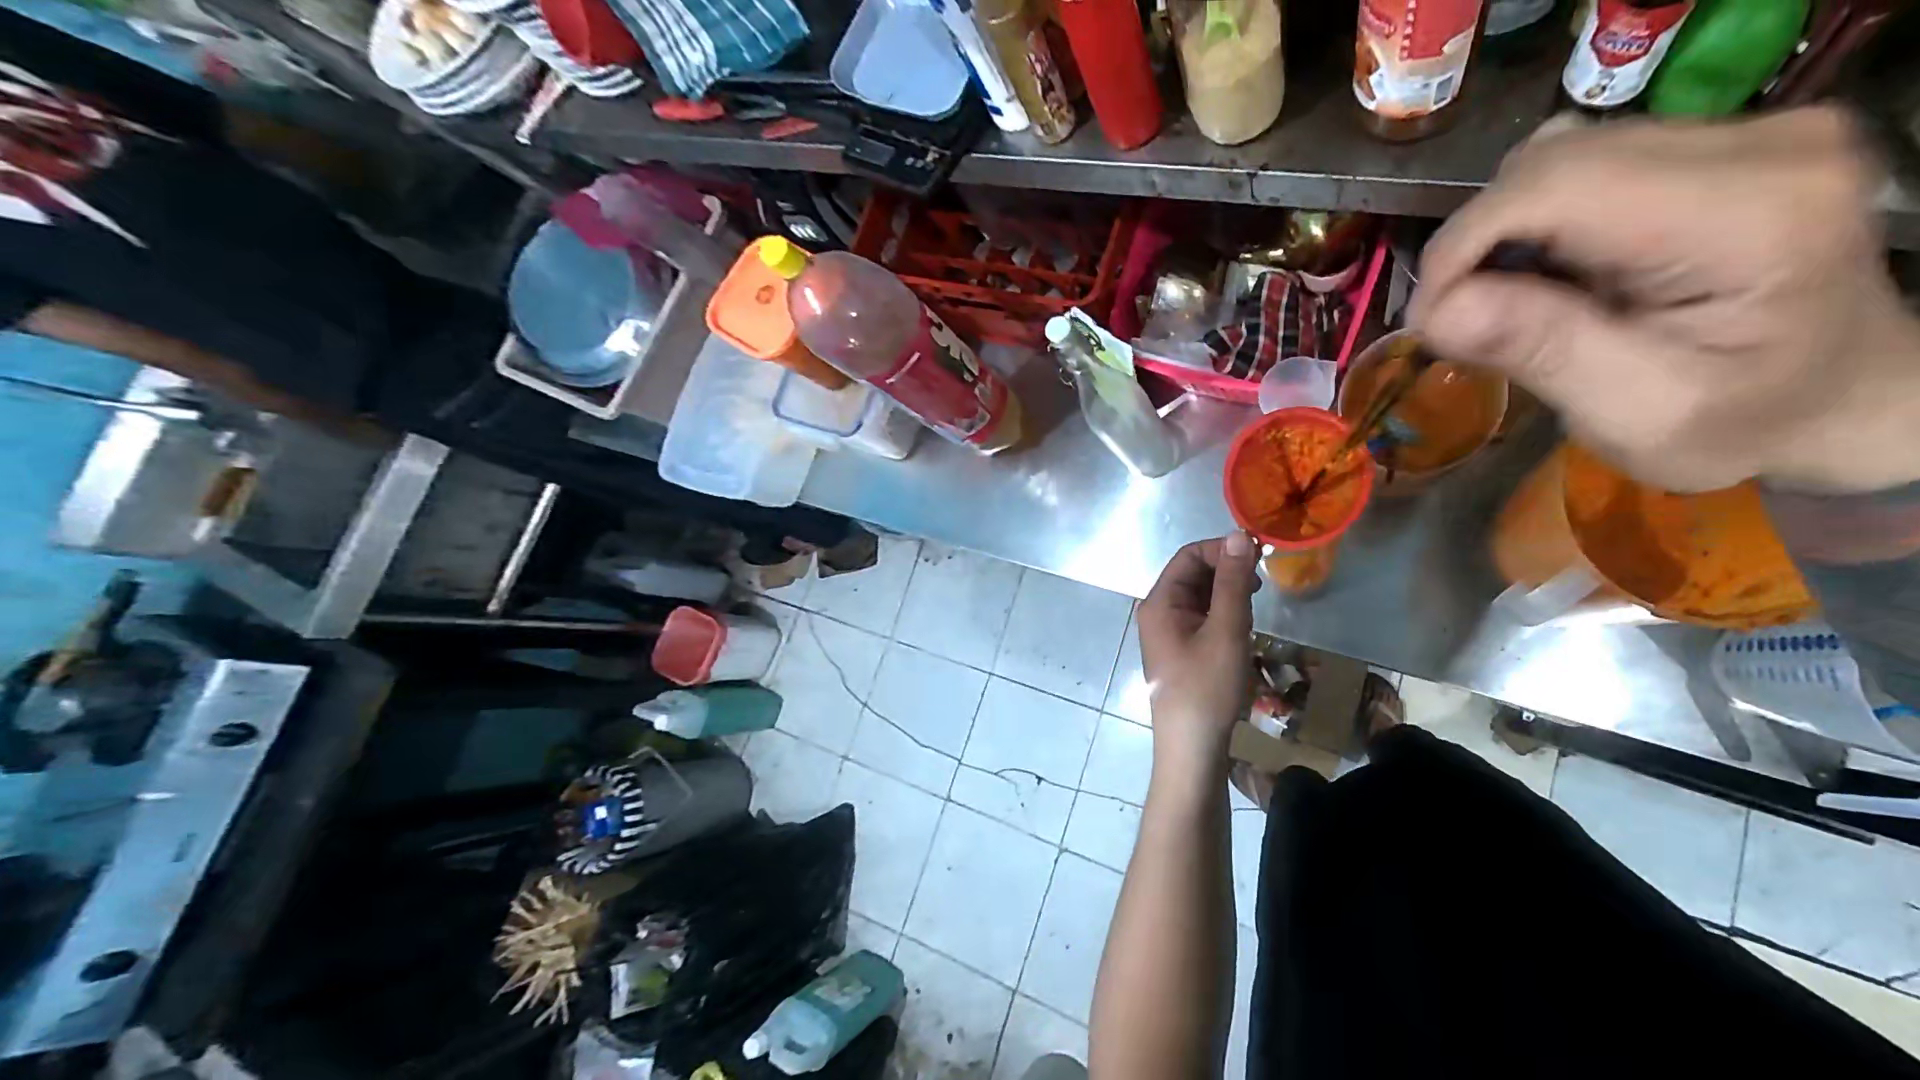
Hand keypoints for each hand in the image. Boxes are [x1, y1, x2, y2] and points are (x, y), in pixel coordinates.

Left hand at [1137, 534, 1258, 769]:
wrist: (1192, 748)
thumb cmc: (1207, 687)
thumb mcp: (1226, 630)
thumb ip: (1233, 582)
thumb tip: (1239, 535)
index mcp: (1159, 602)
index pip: (1188, 556)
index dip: (1222, 549)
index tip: (1259, 557)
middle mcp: (1157, 612)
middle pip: (1192, 574)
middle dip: (1226, 571)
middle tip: (1260, 585)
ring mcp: (1166, 633)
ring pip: (1199, 596)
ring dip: (1227, 593)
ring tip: (1253, 607)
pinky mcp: (1179, 650)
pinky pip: (1200, 618)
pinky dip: (1222, 614)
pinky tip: (1242, 627)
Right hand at [1410, 107, 1919, 495]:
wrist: (1836, 400)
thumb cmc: (1739, 426)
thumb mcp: (1635, 414)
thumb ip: (1545, 352)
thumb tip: (1437, 312)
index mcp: (1752, 212)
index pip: (1554, 187)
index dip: (1461, 249)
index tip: (1428, 325)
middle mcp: (1757, 145)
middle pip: (1547, 165)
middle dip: (1471, 247)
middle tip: (1455, 325)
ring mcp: (1737, 136)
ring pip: (1550, 161)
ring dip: (1496, 237)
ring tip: (1504, 305)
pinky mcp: (1707, 147)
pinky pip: (1573, 168)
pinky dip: (1527, 225)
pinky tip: (1540, 275)